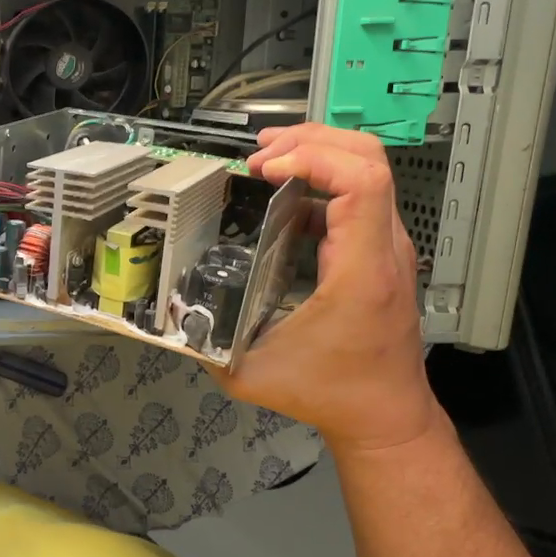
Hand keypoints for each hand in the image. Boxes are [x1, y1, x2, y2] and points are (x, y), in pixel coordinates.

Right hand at [217, 124, 435, 453]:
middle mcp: (384, 249)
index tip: (264, 169)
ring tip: (266, 161)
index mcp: (360, 270)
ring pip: (369, 170)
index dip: (312, 158)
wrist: (385, 416)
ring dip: (317, 154)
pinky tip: (282, 195)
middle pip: (369, 158)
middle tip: (259, 152)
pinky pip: (359, 196)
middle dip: (311, 140)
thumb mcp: (252, 373)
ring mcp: (387, 248)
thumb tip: (167, 315)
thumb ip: (205, 345)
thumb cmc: (329, 394)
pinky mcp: (381, 253)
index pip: (361, 181)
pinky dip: (320, 180)